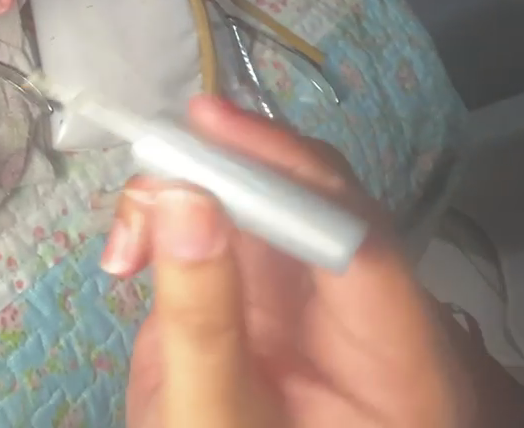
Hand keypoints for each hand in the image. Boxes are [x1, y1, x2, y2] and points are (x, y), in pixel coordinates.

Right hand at [105, 97, 471, 427]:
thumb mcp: (212, 422)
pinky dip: (159, 215)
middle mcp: (358, 317)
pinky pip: (211, 218)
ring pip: (253, 197)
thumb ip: (202, 318)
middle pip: (310, 202)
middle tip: (157, 150)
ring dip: (179, 192)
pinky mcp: (245, 286)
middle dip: (227, 169)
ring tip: (126, 244)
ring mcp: (299, 298)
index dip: (290, 173)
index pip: (360, 243)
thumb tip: (184, 195)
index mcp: (398, 371)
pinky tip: (125, 256)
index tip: (210, 125)